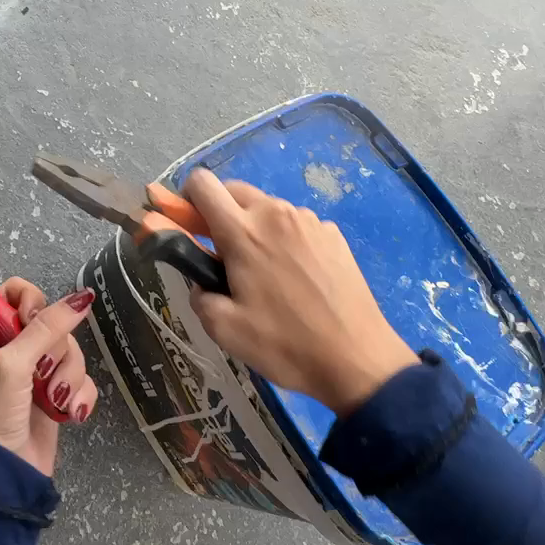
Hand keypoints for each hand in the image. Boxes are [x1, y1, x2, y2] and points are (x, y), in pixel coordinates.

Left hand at [0, 278, 97, 475]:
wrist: (2, 478)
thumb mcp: (12, 365)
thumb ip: (46, 327)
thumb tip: (81, 297)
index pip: (14, 291)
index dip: (31, 301)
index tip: (34, 319)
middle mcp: (7, 345)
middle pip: (49, 320)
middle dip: (53, 349)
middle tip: (41, 372)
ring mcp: (32, 369)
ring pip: (69, 348)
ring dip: (66, 376)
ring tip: (52, 399)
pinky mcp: (54, 392)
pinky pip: (80, 376)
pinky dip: (78, 394)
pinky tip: (69, 412)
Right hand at [182, 168, 417, 415]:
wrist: (359, 361)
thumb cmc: (286, 345)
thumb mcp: (225, 329)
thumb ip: (198, 293)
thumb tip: (200, 279)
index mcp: (242, 231)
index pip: (201, 183)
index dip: (185, 197)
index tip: (188, 226)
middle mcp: (274, 213)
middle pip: (232, 189)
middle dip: (218, 213)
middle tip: (224, 255)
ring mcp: (307, 220)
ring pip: (265, 207)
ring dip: (253, 227)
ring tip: (267, 273)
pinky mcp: (331, 233)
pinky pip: (294, 224)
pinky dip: (285, 239)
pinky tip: (298, 278)